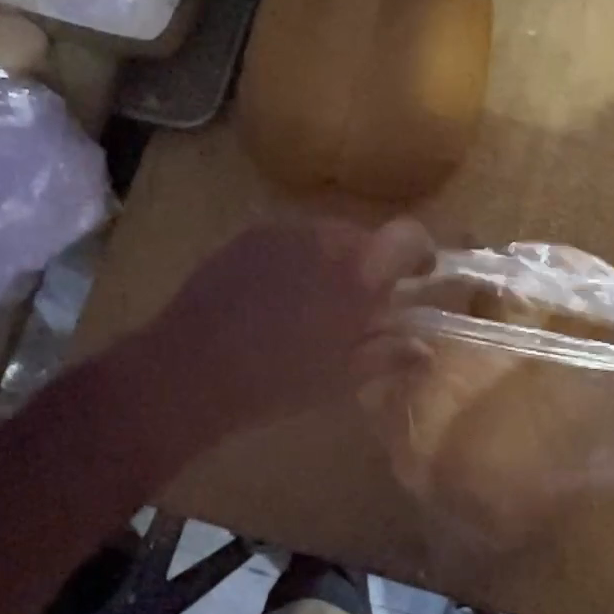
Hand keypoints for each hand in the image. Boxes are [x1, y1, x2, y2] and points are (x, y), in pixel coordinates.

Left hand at [146, 217, 434, 430]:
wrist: (191, 370)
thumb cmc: (278, 381)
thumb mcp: (343, 377)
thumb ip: (389, 354)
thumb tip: (422, 349)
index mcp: (358, 271)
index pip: (410, 236)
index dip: (421, 252)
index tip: (420, 276)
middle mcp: (324, 237)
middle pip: (366, 236)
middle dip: (374, 265)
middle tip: (364, 305)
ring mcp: (281, 232)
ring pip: (327, 236)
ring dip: (335, 261)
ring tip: (318, 303)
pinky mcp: (247, 237)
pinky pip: (290, 239)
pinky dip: (300, 260)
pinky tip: (280, 299)